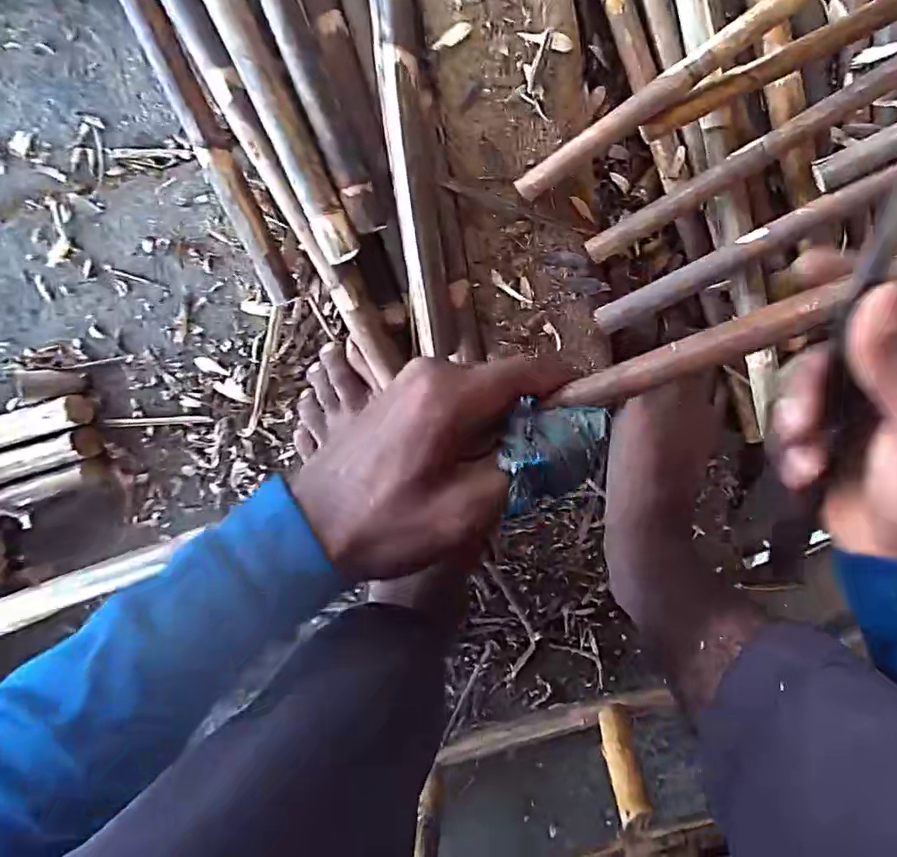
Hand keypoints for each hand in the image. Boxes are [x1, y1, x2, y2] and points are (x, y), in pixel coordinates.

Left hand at [291, 354, 569, 580]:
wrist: (309, 525)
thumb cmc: (384, 524)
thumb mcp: (462, 512)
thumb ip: (520, 470)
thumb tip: (558, 441)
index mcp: (447, 392)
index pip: (526, 370)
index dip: (564, 385)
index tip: (587, 407)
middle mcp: (428, 370)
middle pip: (502, 381)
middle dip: (528, 415)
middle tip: (538, 463)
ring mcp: (407, 379)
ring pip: (478, 391)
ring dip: (497, 423)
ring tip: (494, 471)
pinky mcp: (396, 393)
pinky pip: (451, 397)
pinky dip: (470, 422)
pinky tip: (460, 462)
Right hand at [771, 282, 896, 563]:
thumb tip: (882, 292)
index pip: (892, 305)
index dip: (848, 281)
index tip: (804, 268)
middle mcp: (894, 376)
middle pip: (828, 346)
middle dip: (808, 384)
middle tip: (805, 420)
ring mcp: (856, 405)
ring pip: (801, 382)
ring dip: (795, 420)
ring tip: (807, 457)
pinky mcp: (825, 433)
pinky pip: (790, 419)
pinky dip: (791, 446)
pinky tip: (806, 473)